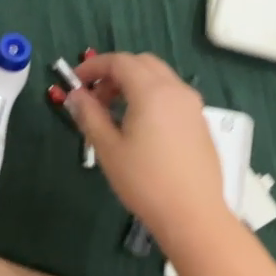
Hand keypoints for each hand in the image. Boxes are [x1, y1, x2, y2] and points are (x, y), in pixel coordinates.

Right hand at [65, 53, 228, 236]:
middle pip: (142, 63)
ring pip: (159, 78)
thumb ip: (89, 115)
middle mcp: (176, 90)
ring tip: (114, 113)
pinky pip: (172, 95)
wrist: (193, 214)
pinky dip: (151, 96)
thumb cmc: (144, 181)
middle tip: (95, 97)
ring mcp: (192, 106)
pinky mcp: (200, 122)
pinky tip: (140, 127)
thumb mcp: (108, 148)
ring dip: (133, 83)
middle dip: (114, 72)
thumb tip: (75, 95)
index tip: (75, 82)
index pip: (119, 61)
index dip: (93, 66)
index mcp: (152, 91)